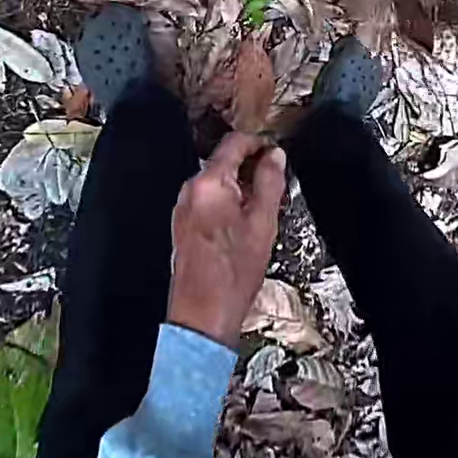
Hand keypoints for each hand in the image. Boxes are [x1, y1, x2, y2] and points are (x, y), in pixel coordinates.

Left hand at [167, 132, 286, 348]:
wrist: (203, 315)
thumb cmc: (232, 274)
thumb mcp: (263, 223)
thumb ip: (270, 182)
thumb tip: (275, 156)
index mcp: (208, 184)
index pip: (234, 143)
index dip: (258, 142)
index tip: (274, 150)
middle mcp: (190, 190)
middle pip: (224, 162)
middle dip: (250, 168)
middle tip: (274, 184)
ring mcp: (183, 207)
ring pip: (216, 182)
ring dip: (239, 186)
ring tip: (261, 210)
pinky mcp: (183, 223)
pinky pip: (207, 199)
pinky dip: (226, 202)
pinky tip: (242, 224)